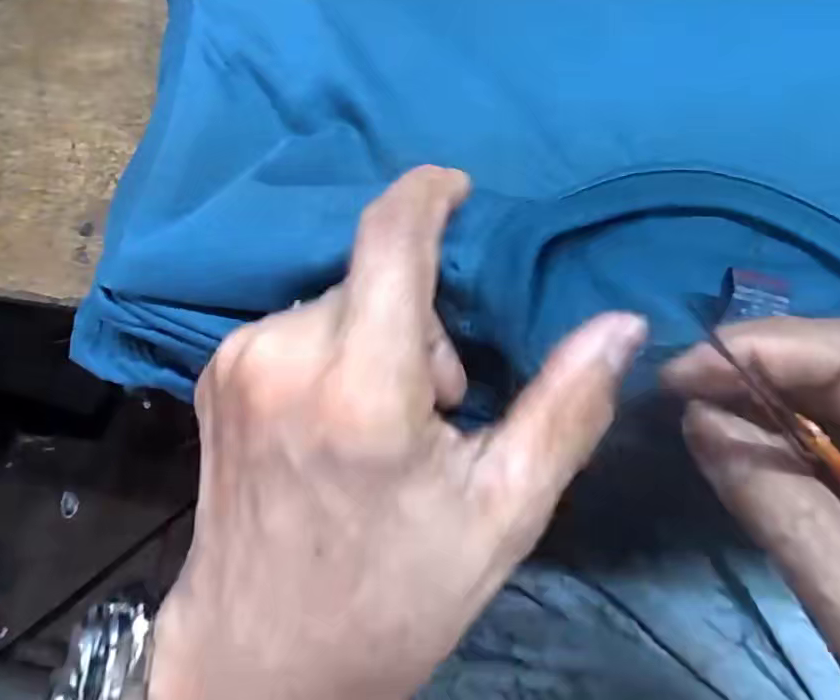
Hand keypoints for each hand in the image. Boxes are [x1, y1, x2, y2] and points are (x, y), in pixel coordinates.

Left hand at [151, 167, 647, 699]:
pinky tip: (339, 411)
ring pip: (339, 294)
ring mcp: (240, 358)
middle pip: (375, 271)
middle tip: (440, 397)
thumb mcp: (504, 511)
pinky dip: (338, 342)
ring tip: (390, 415)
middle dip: (421, 311)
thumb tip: (624, 324)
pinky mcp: (215, 368)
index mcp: (362, 387)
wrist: (258, 666)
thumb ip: (567, 407)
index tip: (460, 188)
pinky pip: (300, 319)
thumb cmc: (394, 594)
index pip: (391, 237)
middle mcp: (287, 354)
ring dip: (380, 329)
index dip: (429, 194)